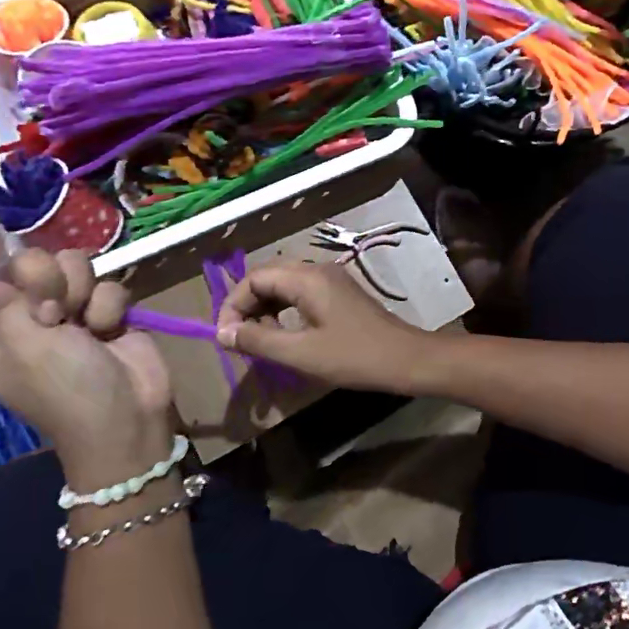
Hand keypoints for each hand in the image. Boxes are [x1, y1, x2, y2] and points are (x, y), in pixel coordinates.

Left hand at [0, 236, 175, 476]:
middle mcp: (29, 314)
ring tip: (86, 325)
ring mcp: (72, 312)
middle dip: (46, 280)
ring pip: (73, 266)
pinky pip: (108, 284)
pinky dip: (110, 307)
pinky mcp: (107, 311)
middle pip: (30, 262)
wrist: (127, 414)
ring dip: (82, 292)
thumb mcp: (24, 347)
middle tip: (54, 313)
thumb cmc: (67, 388)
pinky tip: (111, 331)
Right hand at [216, 261, 432, 393]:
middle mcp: (318, 270)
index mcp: (307, 278)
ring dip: (265, 309)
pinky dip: (284, 310)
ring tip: (258, 340)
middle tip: (239, 339)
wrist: (405, 359)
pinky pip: (301, 293)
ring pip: (284, 285)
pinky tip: (283, 334)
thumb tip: (224, 333)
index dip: (233, 305)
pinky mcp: (340, 294)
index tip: (225, 337)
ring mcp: (332, 280)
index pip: (255, 278)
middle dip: (247, 305)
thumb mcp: (301, 353)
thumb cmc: (354, 356)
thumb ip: (259, 341)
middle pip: (268, 277)